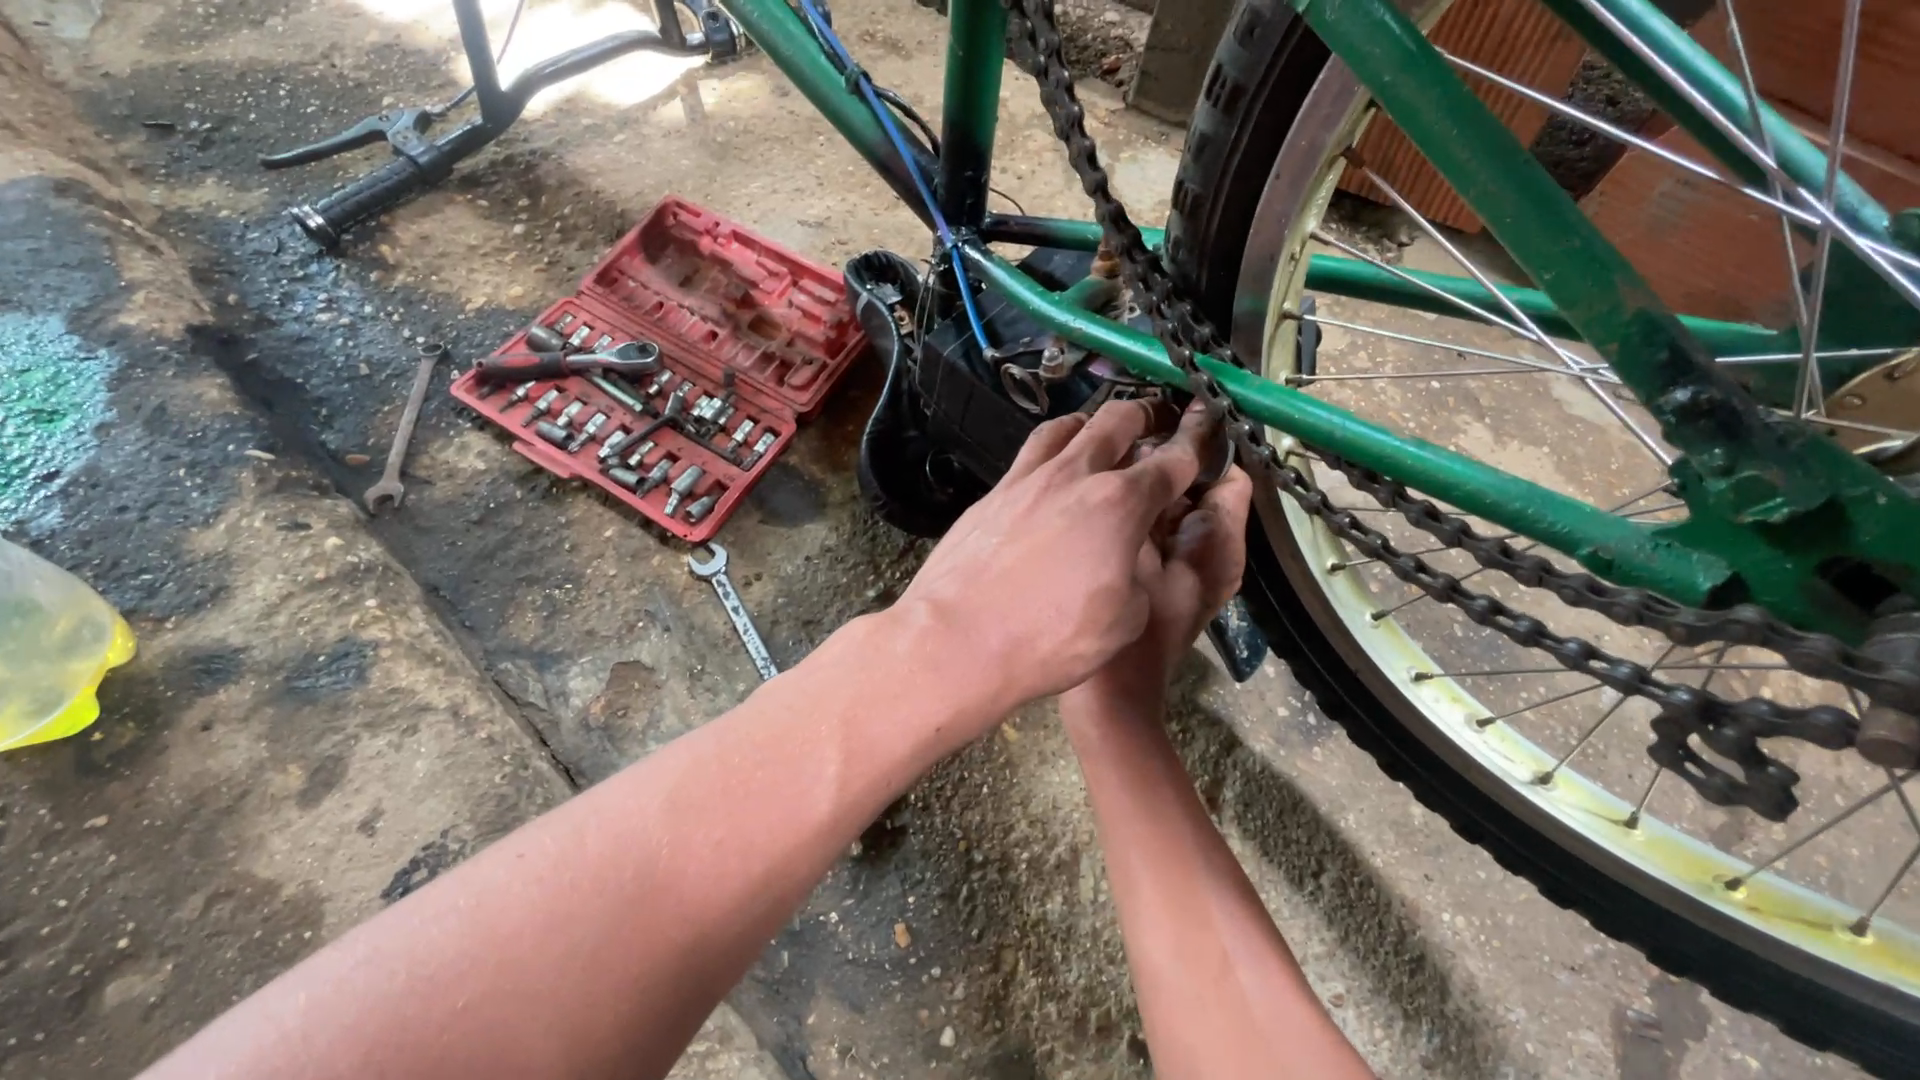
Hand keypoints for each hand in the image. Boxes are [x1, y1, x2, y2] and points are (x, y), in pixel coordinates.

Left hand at [892, 399, 1216, 714]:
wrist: (959, 639)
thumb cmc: (1052, 637)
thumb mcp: (1126, 619)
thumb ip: (1139, 572)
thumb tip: (1129, 554)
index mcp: (1121, 504)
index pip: (1172, 460)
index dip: (1196, 444)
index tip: (1206, 430)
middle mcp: (1075, 476)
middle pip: (1117, 421)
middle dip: (1146, 414)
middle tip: (1157, 420)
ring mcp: (1027, 479)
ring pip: (1066, 427)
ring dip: (1092, 422)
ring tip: (1100, 431)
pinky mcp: (992, 493)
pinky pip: (1030, 453)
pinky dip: (1052, 448)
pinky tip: (1051, 468)